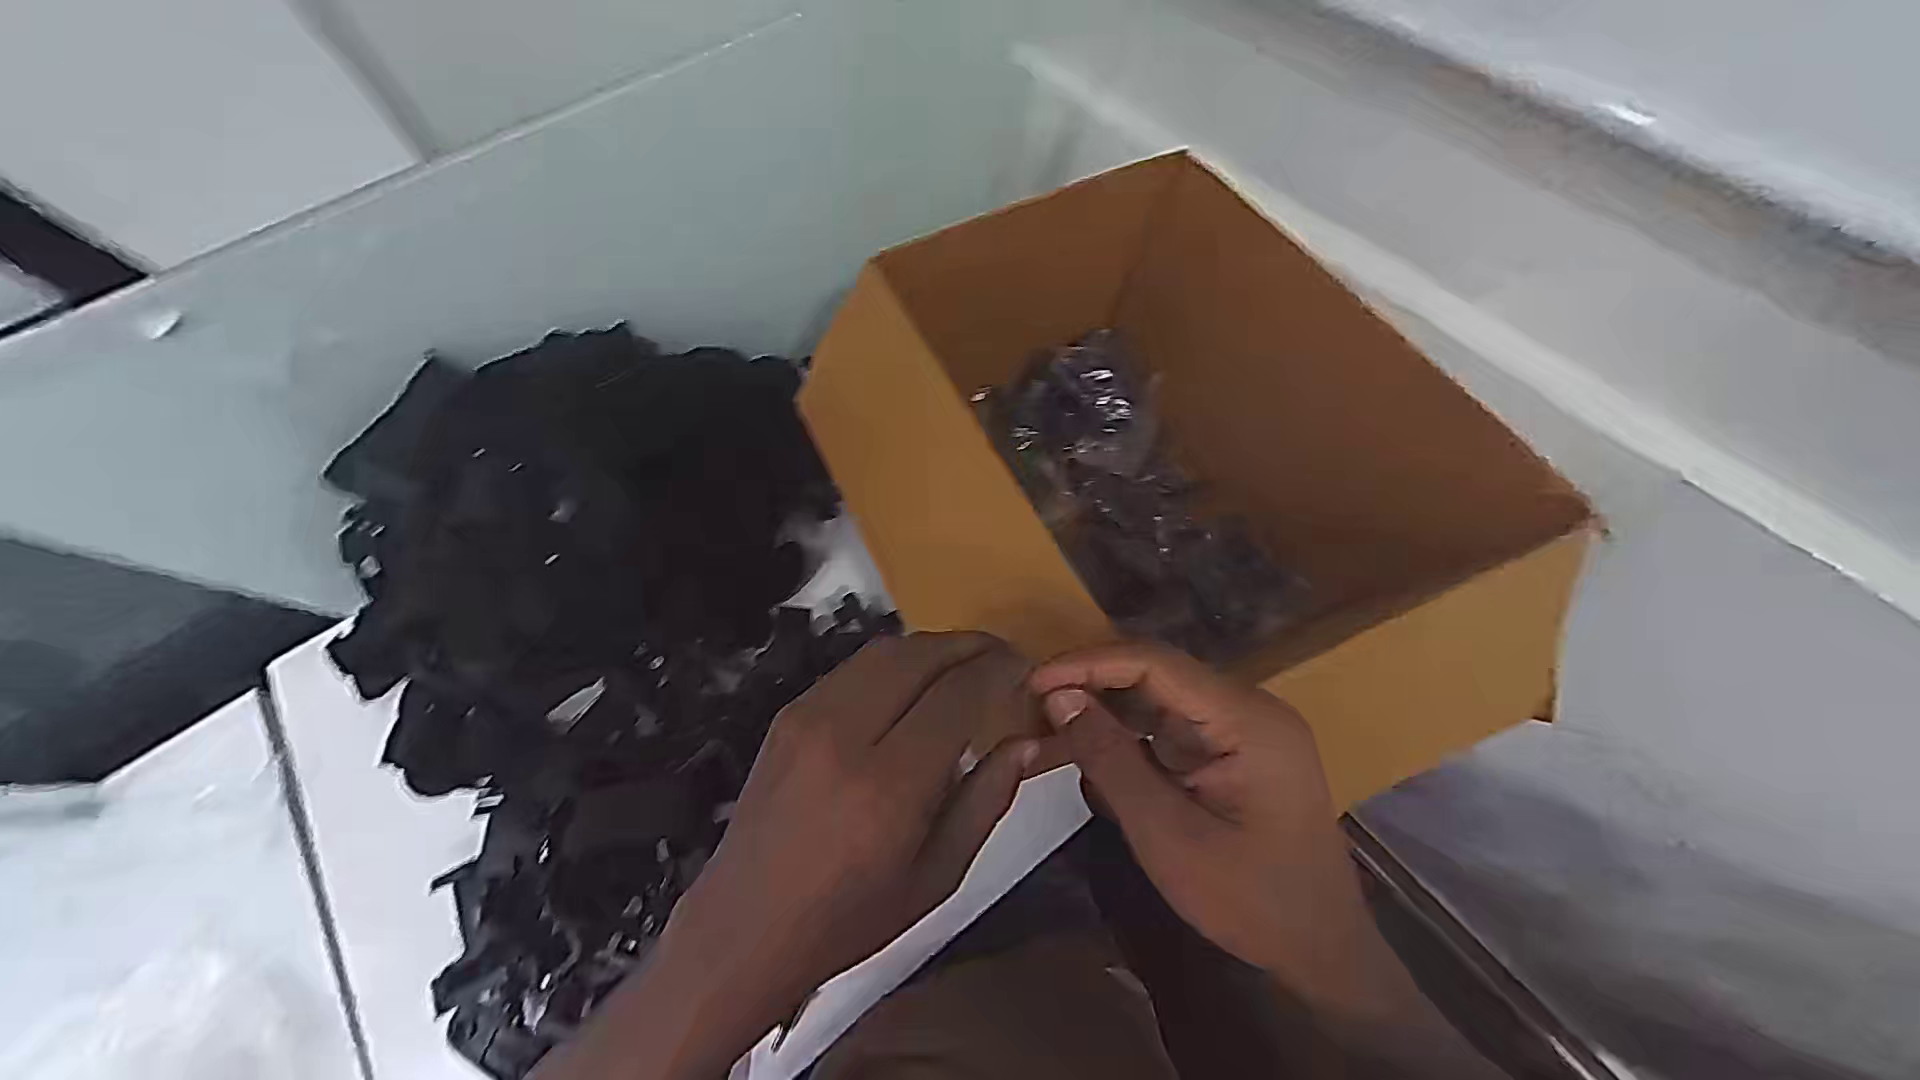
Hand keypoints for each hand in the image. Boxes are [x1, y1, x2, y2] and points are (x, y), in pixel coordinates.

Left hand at [535, 632, 1038, 1079]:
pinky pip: (856, 666)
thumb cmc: (850, 916)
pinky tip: (915, 681)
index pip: (957, 694)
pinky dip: (897, 660)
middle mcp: (844, 734)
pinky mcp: (789, 711)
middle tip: (1002, 656)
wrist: (746, 923)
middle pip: (921, 655)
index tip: (1023, 670)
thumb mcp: (938, 875)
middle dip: (971, 645)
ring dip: (934, 646)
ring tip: (965, 662)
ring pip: (886, 649)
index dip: (998, 670)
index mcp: (888, 785)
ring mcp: (808, 715)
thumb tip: (1026, 741)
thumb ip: (987, 799)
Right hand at [1031, 644, 1499, 1079]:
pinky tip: (1087, 755)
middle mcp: (1245, 708)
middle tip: (1033, 707)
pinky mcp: (1228, 750)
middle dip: (1090, 686)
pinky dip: (1123, 738)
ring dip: (1102, 712)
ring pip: (1154, 699)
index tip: (1034, 682)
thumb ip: (1110, 759)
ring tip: (1048, 732)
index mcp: (1245, 718)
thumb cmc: (1249, 900)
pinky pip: (1166, 728)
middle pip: (1154, 674)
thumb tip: (1058, 698)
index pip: (1154, 662)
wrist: (1322, 955)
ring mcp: (1239, 728)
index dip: (1088, 663)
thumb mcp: (1167, 834)